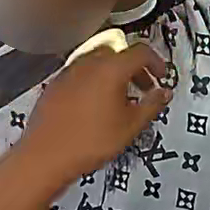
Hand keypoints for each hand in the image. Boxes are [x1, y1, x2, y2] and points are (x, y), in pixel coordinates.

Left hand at [14, 43, 172, 185]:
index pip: (141, 52)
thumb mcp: (131, 125)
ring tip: (121, 99)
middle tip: (144, 87)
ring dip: (114, 74)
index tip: (161, 75)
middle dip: (135, 68)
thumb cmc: (90, 141)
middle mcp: (89, 63)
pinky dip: (95, 82)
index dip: (156, 62)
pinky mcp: (55, 85)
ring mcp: (68, 72)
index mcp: (111, 68)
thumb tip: (164, 93)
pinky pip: (81, 75)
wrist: (46, 156)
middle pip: (119, 54)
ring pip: (98, 63)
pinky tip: (96, 106)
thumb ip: (152, 104)